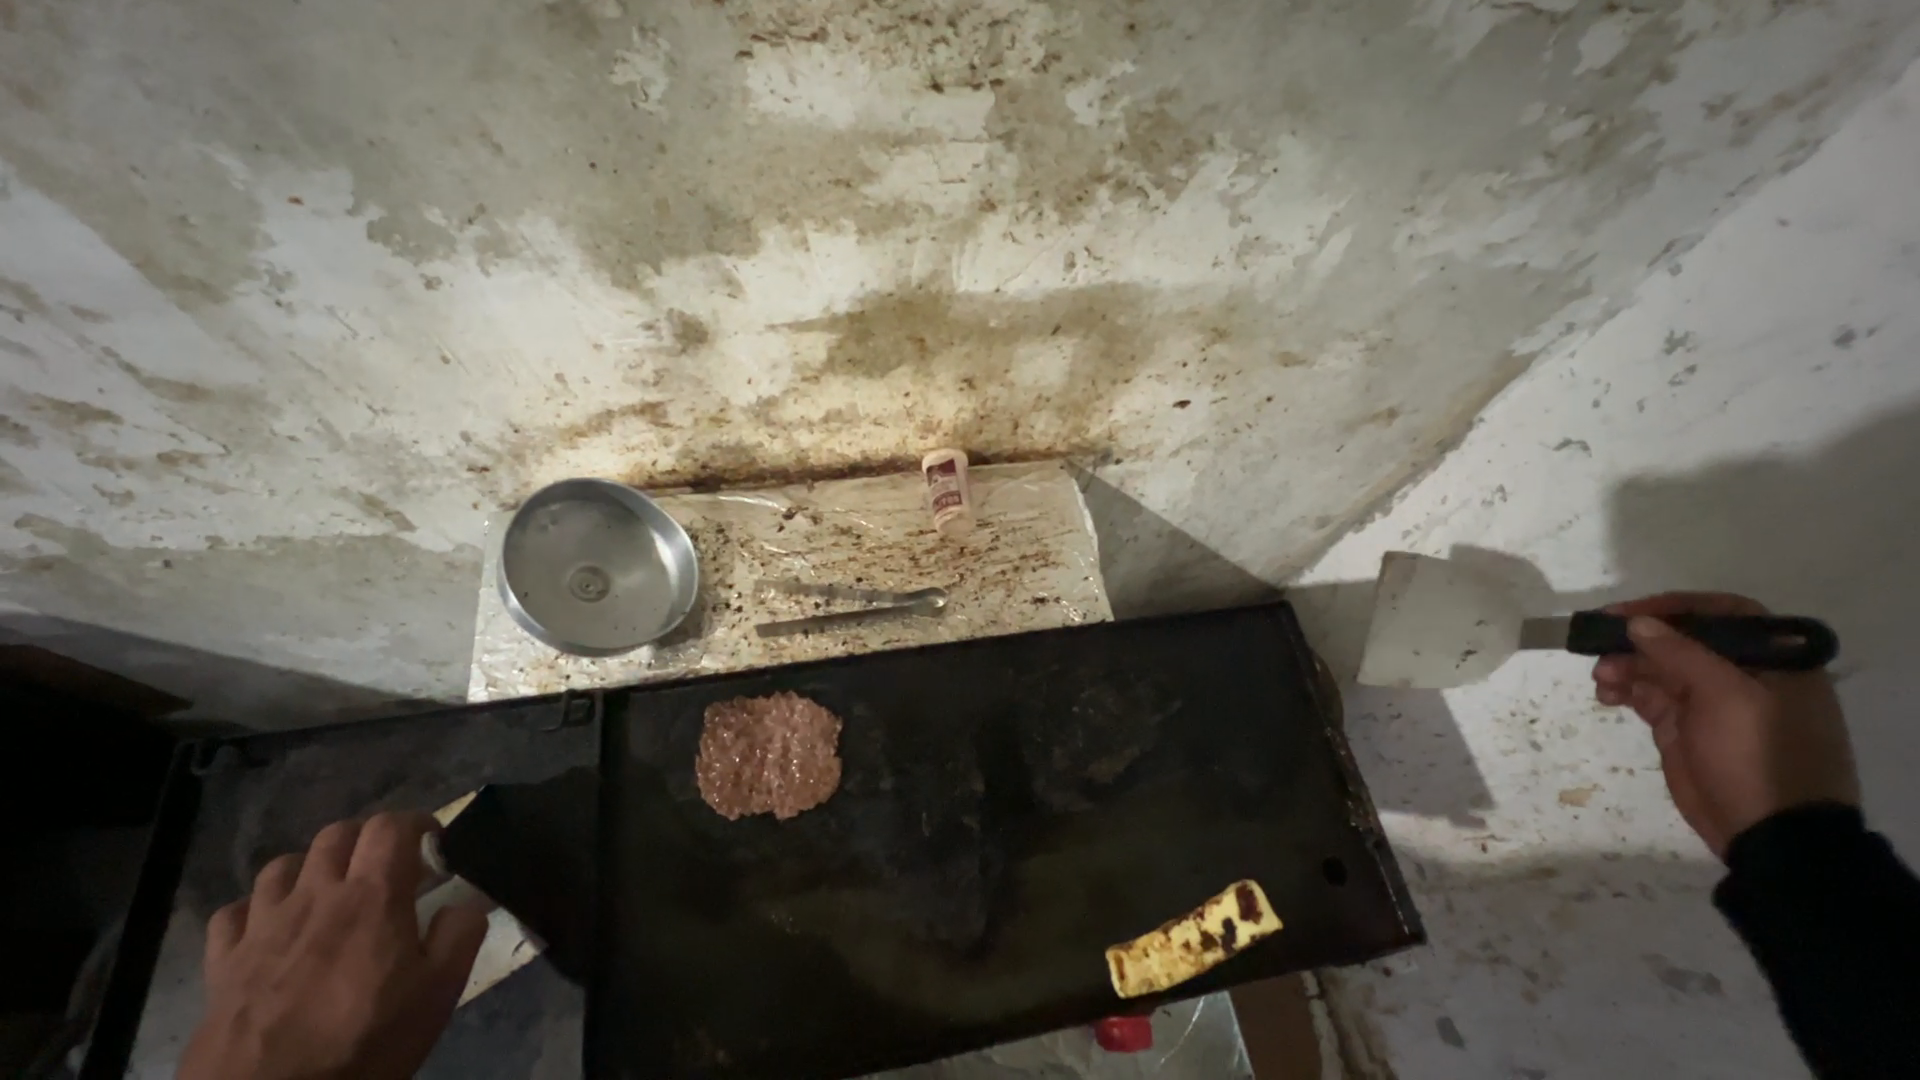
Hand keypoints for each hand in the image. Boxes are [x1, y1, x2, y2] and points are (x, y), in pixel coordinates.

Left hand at [178, 812, 488, 1079]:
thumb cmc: (365, 1042)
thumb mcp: (439, 990)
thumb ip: (461, 933)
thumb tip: (465, 901)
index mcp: (373, 896)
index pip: (391, 826)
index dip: (417, 823)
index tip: (434, 846)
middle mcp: (315, 897)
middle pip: (337, 834)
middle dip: (368, 838)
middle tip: (388, 867)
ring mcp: (262, 928)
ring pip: (283, 865)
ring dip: (313, 866)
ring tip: (331, 892)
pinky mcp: (221, 965)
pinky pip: (233, 913)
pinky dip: (256, 909)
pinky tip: (273, 928)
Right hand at [1591, 592, 1858, 859]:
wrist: (1767, 831)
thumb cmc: (1758, 754)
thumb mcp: (1727, 697)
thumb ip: (1681, 653)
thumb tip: (1636, 623)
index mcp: (1771, 662)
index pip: (1722, 614)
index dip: (1673, 608)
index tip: (1627, 614)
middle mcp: (1741, 676)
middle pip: (1680, 640)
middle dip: (1637, 641)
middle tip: (1597, 645)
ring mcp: (1709, 702)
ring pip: (1656, 666)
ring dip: (1623, 665)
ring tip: (1601, 680)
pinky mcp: (1682, 725)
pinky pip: (1645, 694)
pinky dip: (1622, 689)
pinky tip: (1606, 696)